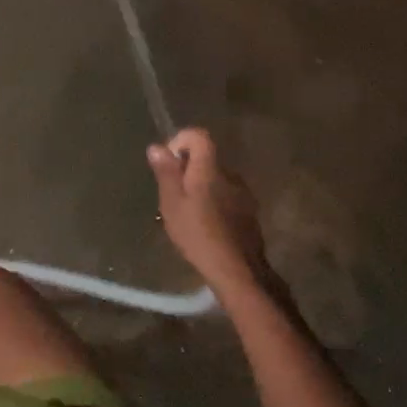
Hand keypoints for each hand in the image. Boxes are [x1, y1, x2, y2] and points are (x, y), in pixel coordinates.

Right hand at [148, 128, 268, 294]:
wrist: (238, 269)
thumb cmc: (198, 234)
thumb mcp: (172, 203)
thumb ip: (166, 173)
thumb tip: (157, 146)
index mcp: (210, 170)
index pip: (199, 136)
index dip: (180, 141)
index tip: (168, 164)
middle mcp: (230, 175)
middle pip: (207, 158)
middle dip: (186, 169)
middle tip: (171, 195)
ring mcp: (244, 193)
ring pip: (216, 178)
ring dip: (200, 186)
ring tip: (186, 213)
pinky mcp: (249, 210)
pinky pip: (226, 194)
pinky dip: (212, 200)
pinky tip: (204, 224)